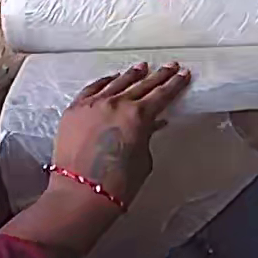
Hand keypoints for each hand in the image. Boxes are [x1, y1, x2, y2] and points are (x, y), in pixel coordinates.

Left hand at [50, 63, 190, 206]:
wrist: (81, 192)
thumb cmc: (118, 183)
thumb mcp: (142, 159)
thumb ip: (146, 136)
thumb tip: (152, 124)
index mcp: (138, 115)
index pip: (162, 95)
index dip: (174, 84)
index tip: (183, 74)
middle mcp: (116, 103)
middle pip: (142, 85)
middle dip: (158, 76)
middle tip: (170, 66)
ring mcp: (93, 104)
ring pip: (116, 83)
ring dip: (131, 74)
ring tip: (142, 66)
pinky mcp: (75, 109)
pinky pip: (92, 89)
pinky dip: (104, 82)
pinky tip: (112, 78)